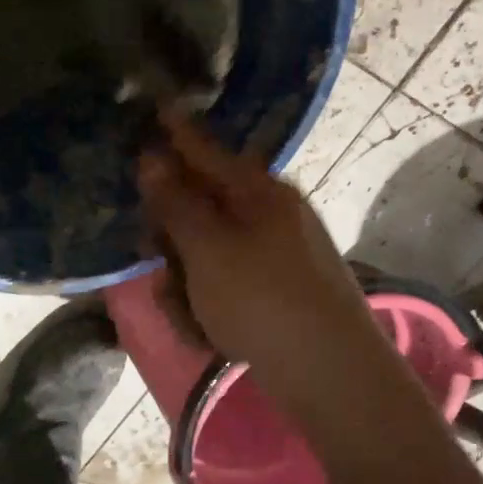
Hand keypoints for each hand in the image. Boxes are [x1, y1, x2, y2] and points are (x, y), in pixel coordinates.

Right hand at [138, 111, 386, 378]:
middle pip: (197, 205)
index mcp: (257, 192)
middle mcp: (267, 214)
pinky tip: (206, 333)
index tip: (151, 107)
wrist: (333, 376)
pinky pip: (221, 283)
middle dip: (169, 236)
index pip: (204, 148)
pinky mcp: (275, 289)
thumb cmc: (262, 301)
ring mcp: (274, 254)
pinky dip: (205, 304)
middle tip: (153, 259)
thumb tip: (149, 156)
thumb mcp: (206, 249)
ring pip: (203, 250)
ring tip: (186, 315)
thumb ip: (174, 202)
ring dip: (183, 280)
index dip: (173, 132)